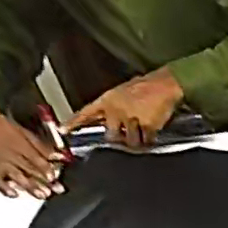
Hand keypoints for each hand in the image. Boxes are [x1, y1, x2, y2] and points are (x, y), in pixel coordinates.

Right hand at [0, 92, 62, 198]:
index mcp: (21, 145)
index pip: (35, 158)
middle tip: (55, 191)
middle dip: (43, 181)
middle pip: (29, 170)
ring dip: (30, 187)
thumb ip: (43, 147)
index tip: (53, 177)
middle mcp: (11, 155)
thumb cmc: (6, 127)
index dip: (44, 168)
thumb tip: (60, 157)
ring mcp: (2, 162)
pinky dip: (5, 188)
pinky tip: (15, 195)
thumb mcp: (27, 133)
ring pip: (17, 177)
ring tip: (42, 195)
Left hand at [65, 68, 184, 149]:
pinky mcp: (146, 127)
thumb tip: (107, 124)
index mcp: (108, 100)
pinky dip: (150, 138)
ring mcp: (130, 119)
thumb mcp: (122, 93)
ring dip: (138, 139)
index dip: (74, 123)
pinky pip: (146, 141)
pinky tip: (153, 128)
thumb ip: (112, 109)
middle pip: (111, 136)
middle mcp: (116, 111)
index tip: (64, 130)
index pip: (87, 113)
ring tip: (144, 127)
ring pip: (130, 142)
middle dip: (119, 138)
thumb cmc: (145, 87)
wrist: (164, 85)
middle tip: (128, 133)